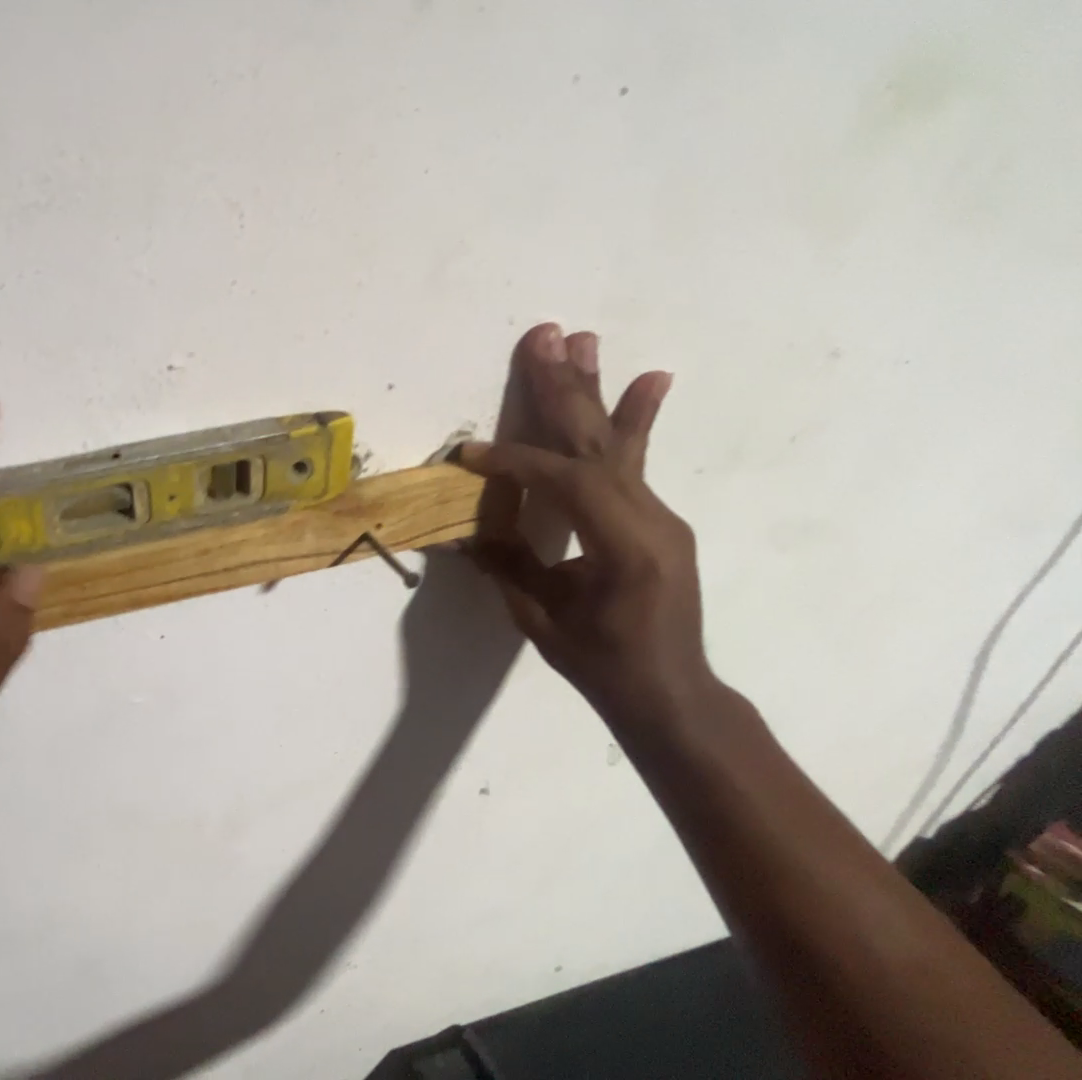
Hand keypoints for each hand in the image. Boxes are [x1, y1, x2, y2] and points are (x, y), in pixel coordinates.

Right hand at [457, 324, 712, 729]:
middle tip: (547, 337)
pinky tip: (648, 380)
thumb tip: (466, 530)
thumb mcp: (543, 619)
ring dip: (593, 390)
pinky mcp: (655, 519)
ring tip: (582, 340)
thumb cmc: (602, 664)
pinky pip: (632, 464)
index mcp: (625, 546)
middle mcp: (651, 518)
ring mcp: (659, 515)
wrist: (671, 692)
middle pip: (597, 442)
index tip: (471, 453)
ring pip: (616, 444)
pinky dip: (632, 420)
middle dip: (566, 389)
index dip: (516, 463)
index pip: (566, 483)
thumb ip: (509, 566)